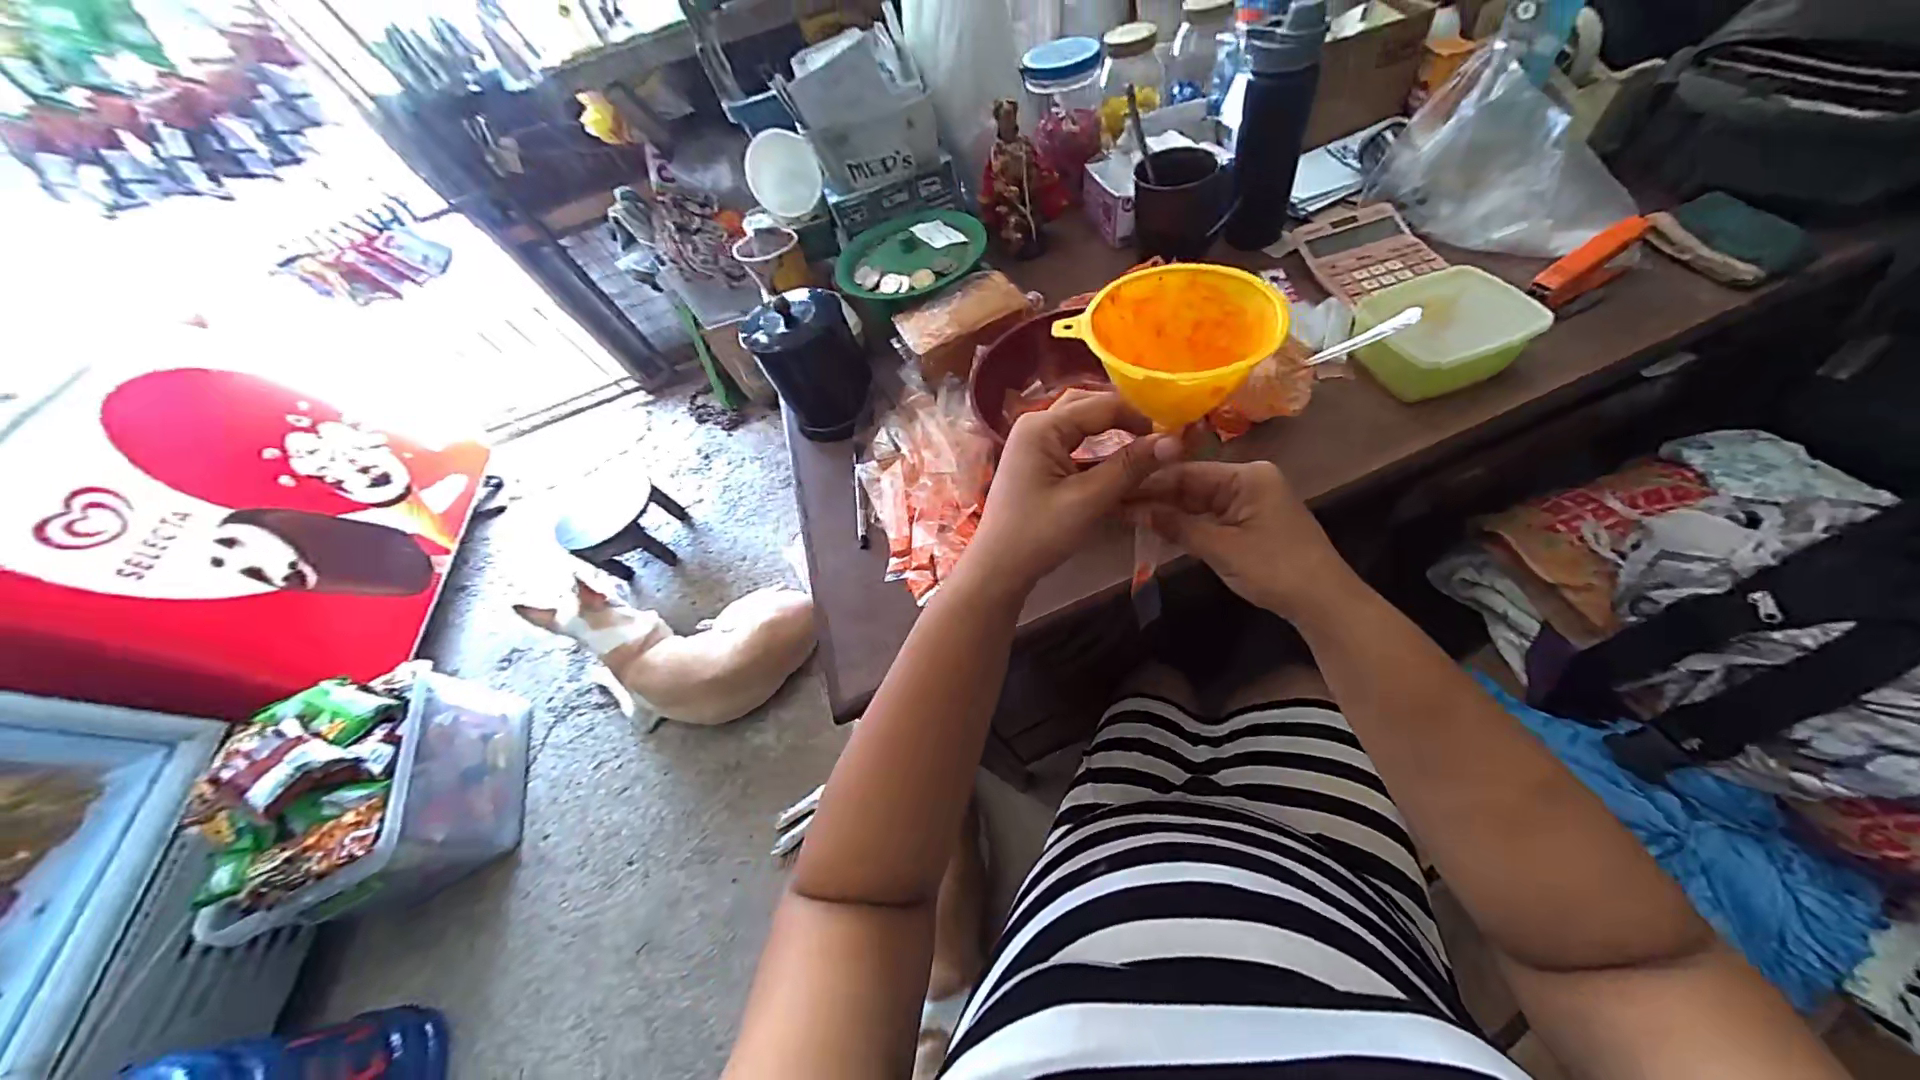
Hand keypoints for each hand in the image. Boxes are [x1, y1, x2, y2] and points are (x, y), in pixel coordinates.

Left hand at [964, 391, 1180, 592]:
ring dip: (1115, 430)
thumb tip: (1175, 440)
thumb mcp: (1088, 500)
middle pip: (1091, 406)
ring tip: (1151, 443)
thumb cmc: (1038, 534)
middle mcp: (1035, 424)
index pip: (1103, 404)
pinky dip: (1099, 447)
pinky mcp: (1036, 460)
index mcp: (1042, 426)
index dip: (1143, 414)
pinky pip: (1074, 442)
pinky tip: (1122, 458)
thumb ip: (1130, 466)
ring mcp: (1033, 441)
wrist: (998, 568)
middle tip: (1166, 433)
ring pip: (1083, 423)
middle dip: (1129, 416)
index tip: (1178, 429)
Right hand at [1131, 460, 1357, 618]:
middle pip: (1192, 484)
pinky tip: (1156, 527)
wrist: (1324, 602)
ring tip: (1126, 515)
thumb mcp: (1221, 548)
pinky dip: (1185, 524)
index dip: (1151, 482)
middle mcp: (1248, 481)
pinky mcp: (1248, 522)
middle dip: (1156, 496)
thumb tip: (1135, 511)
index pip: (1188, 472)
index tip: (1117, 489)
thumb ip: (1177, 526)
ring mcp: (1249, 501)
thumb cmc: (1275, 569)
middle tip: (1115, 503)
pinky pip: (1209, 516)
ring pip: (1198, 501)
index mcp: (1248, 476)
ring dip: (1167, 511)